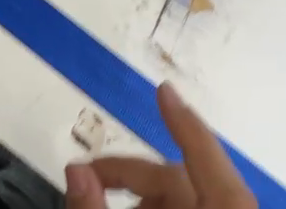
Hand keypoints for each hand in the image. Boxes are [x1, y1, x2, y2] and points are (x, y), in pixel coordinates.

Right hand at [63, 84, 255, 208]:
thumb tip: (75, 169)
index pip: (210, 166)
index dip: (188, 127)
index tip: (164, 89)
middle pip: (183, 180)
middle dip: (130, 171)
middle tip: (84, 174)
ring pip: (185, 197)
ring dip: (143, 194)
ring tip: (102, 202)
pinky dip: (158, 207)